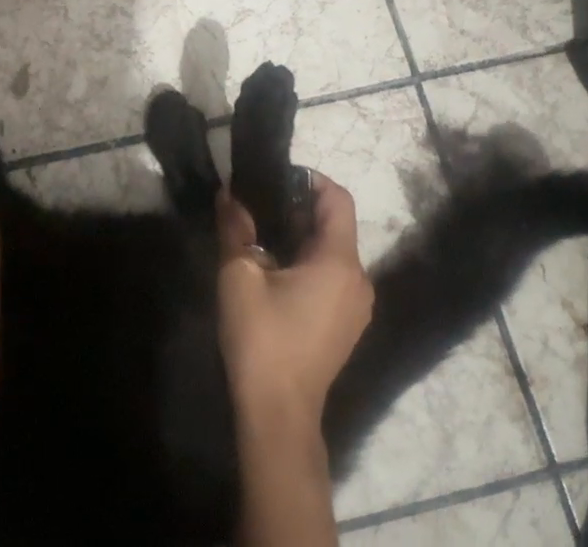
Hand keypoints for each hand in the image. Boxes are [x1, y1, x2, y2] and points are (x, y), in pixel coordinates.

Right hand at [217, 174, 372, 421]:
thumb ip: (236, 229)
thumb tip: (229, 194)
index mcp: (339, 262)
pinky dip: (306, 265)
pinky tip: (273, 275)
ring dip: (299, 239)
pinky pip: (331, 279)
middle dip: (296, 210)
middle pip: (334, 227)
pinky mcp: (346, 326)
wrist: (278, 410)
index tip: (272, 176)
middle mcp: (358, 279)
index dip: (309, 179)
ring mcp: (356, 306)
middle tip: (254, 207)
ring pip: (332, 254)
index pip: (337, 199)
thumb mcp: (238, 276)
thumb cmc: (261, 336)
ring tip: (258, 239)